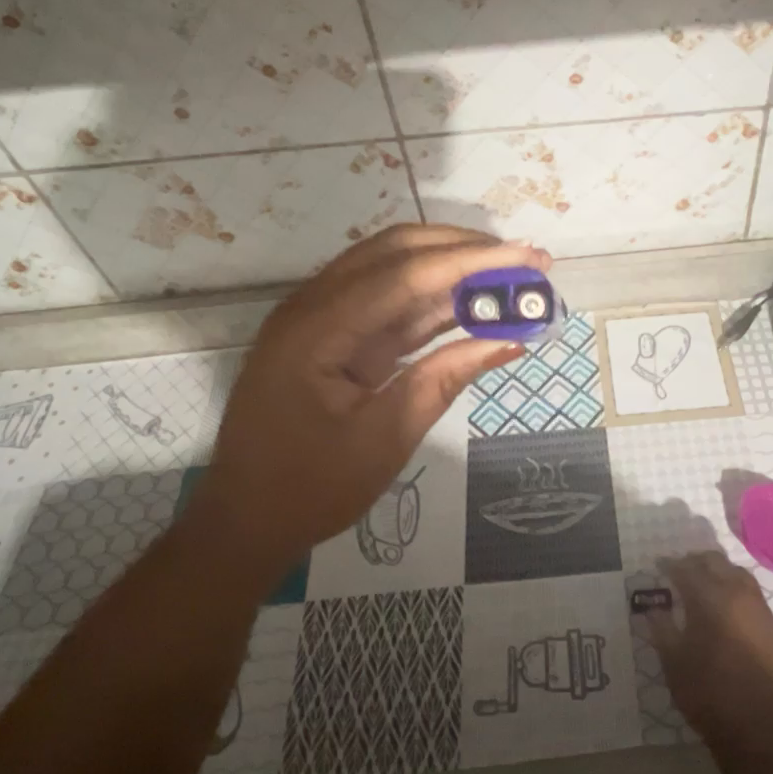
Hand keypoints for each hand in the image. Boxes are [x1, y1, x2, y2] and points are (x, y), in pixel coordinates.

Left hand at [192, 225, 549, 558]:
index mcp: (316, 329)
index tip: (529, 258)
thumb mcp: (383, 441)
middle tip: (525, 260)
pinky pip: (385, 304)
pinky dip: (431, 300)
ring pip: (392, 269)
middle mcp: (312, 306)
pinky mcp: (331, 337)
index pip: (405, 274)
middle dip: (463, 250)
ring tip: (509, 275)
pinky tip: (472, 304)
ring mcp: (319, 318)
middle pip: (395, 252)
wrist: (243, 523)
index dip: (472, 261)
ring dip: (450, 268)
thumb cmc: (307, 491)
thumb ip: (442, 381)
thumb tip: (507, 341)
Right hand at [646, 552, 772, 747]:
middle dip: (695, 561)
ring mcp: (759, 608)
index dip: (669, 565)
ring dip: (718, 571)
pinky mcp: (772, 625)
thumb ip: (662, 630)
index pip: (686, 569)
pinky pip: (751, 592)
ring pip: (737, 573)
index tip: (658, 564)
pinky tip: (726, 605)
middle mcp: (737, 593)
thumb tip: (653, 609)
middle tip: (679, 570)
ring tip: (704, 583)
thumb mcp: (674, 663)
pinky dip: (735, 587)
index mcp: (710, 598)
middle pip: (715, 562)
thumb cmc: (709, 694)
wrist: (759, 728)